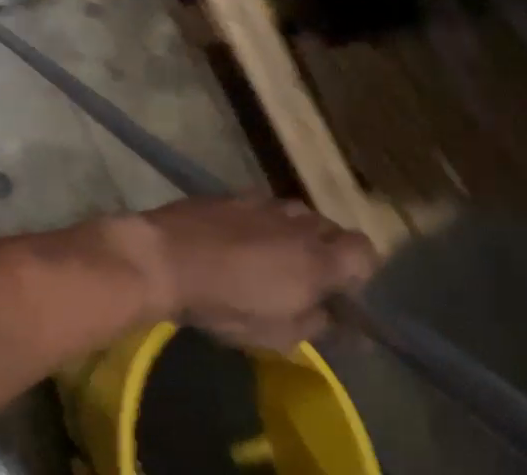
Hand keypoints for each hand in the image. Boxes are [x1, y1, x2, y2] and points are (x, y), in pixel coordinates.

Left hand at [133, 196, 377, 350]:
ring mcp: (259, 201)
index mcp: (318, 258)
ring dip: (291, 231)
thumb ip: (317, 324)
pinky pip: (258, 204)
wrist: (161, 258)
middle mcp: (296, 222)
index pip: (365, 250)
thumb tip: (342, 324)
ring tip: (268, 255)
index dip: (358, 270)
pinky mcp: (226, 193)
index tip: (339, 291)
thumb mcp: (278, 334)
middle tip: (303, 275)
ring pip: (293, 212)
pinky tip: (236, 238)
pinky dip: (258, 220)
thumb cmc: (223, 303)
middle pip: (329, 228)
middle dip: (324, 249)